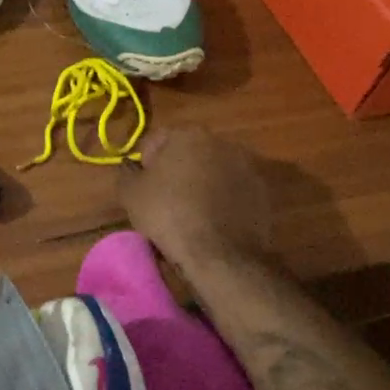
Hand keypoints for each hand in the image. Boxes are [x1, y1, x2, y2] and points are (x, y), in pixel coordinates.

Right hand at [118, 126, 272, 263]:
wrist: (221, 257)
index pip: (157, 140)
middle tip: (166, 201)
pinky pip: (233, 192)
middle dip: (177, 171)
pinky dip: (223, 202)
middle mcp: (221, 141)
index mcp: (188, 133)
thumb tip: (130, 165)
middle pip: (188, 153)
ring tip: (191, 215)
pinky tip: (213, 223)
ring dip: (202, 185)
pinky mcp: (264, 194)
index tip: (144, 188)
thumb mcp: (130, 193)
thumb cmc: (169, 215)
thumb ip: (126, 171)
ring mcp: (247, 167)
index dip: (146, 164)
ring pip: (213, 172)